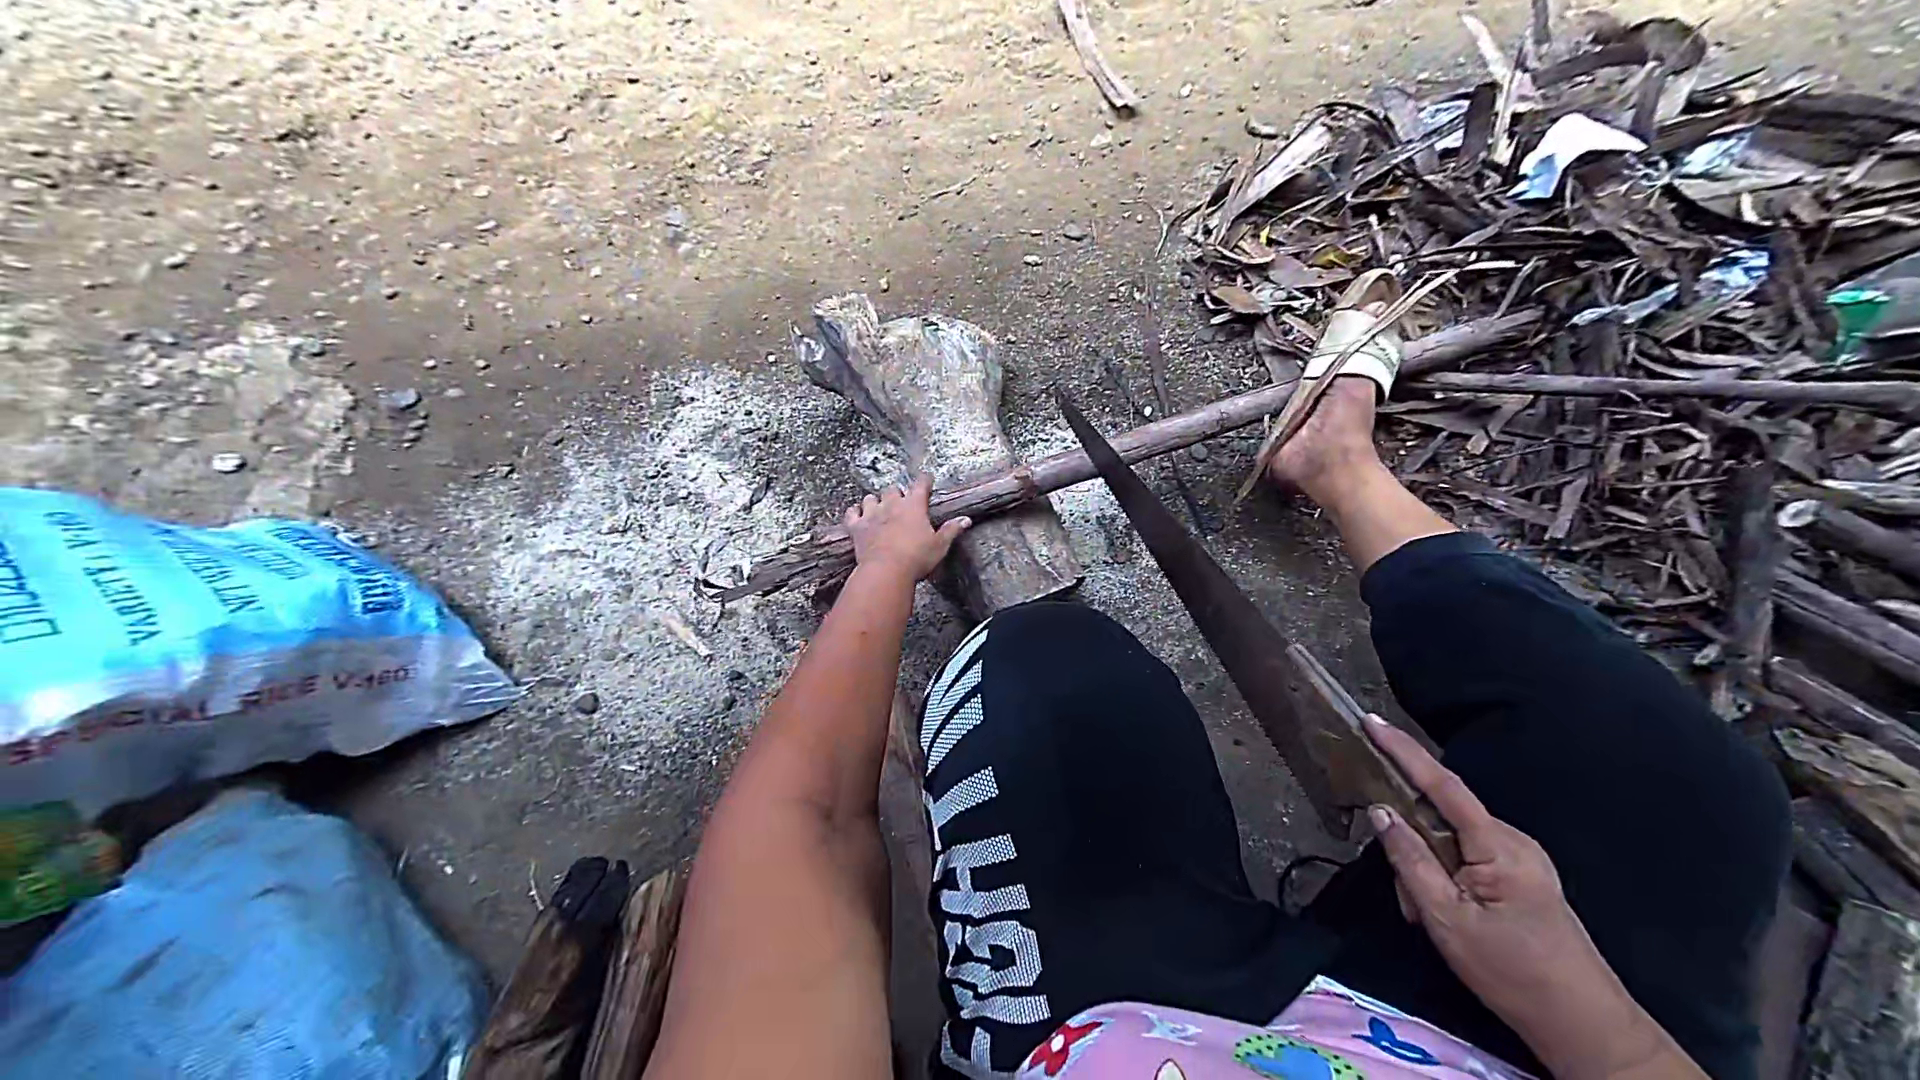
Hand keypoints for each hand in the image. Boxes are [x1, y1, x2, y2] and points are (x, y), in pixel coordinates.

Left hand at [844, 476, 970, 581]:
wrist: (886, 570)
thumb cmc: (916, 558)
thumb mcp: (939, 545)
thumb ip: (951, 530)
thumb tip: (966, 520)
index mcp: (914, 506)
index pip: (920, 484)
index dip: (924, 480)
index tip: (927, 479)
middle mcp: (891, 504)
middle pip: (892, 489)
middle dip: (897, 493)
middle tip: (901, 502)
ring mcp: (871, 514)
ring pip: (870, 498)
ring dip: (875, 501)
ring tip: (878, 507)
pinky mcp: (857, 527)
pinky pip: (851, 513)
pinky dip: (854, 512)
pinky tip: (857, 514)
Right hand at [1364, 716, 1694, 1079]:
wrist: (1585, 1029)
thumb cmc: (1514, 974)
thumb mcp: (1446, 920)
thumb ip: (1410, 859)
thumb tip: (1380, 810)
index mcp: (1501, 847)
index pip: (1443, 785)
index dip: (1403, 750)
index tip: (1371, 720)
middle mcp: (1513, 840)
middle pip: (1438, 817)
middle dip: (1409, 847)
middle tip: (1408, 902)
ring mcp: (1518, 856)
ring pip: (1445, 840)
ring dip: (1424, 870)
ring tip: (1426, 917)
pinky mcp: (1517, 873)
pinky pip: (1461, 855)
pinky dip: (1440, 877)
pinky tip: (1440, 913)